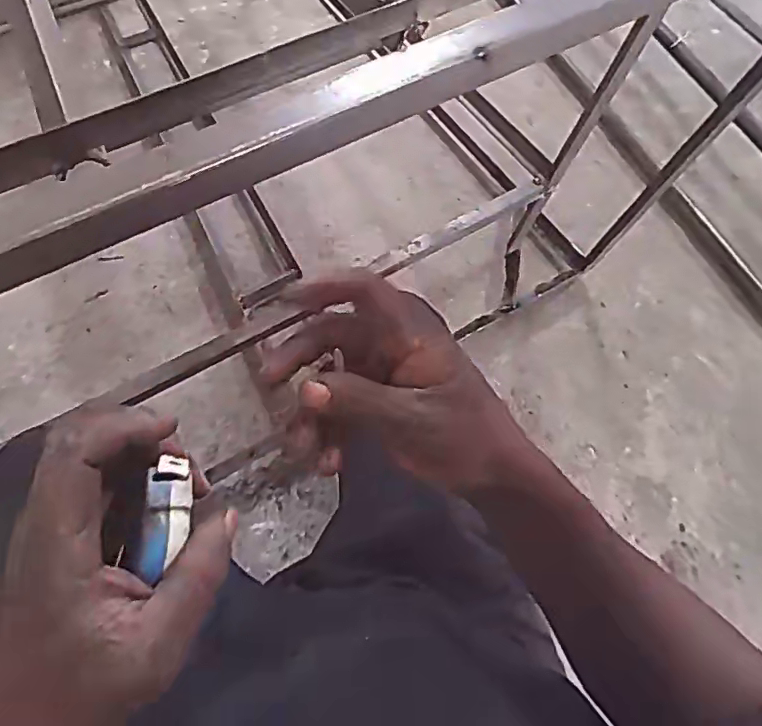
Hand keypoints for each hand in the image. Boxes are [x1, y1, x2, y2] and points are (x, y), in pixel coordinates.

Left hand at [0, 407, 234, 725]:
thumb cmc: (88, 690)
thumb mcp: (159, 645)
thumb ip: (198, 577)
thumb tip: (227, 514)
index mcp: (56, 544)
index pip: (75, 452)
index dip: (123, 425)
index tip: (172, 429)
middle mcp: (42, 522)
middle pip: (80, 438)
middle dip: (140, 434)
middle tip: (185, 465)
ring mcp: (45, 526)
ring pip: (88, 453)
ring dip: (139, 453)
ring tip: (183, 484)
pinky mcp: (56, 532)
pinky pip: (93, 478)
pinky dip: (132, 474)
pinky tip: (162, 500)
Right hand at [261, 271, 541, 497]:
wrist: (492, 475)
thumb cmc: (463, 435)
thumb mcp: (411, 418)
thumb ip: (357, 400)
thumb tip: (303, 388)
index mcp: (408, 331)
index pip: (366, 291)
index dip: (327, 286)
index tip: (288, 299)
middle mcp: (391, 342)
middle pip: (334, 333)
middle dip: (300, 356)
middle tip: (269, 382)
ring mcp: (383, 370)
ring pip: (329, 373)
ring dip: (311, 408)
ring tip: (302, 447)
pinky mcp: (377, 399)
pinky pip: (339, 404)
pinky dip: (327, 430)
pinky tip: (326, 462)